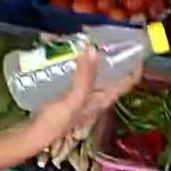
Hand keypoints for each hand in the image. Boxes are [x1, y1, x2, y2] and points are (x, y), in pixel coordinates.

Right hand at [25, 46, 140, 146]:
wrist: (35, 134)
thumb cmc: (57, 120)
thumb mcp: (74, 98)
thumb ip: (85, 76)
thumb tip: (93, 49)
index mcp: (105, 99)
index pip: (128, 82)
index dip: (135, 66)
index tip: (135, 48)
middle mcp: (98, 97)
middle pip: (113, 75)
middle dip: (111, 56)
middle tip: (106, 36)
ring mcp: (84, 95)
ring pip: (94, 73)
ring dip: (92, 57)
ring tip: (86, 39)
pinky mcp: (70, 93)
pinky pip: (78, 73)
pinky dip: (76, 61)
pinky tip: (68, 52)